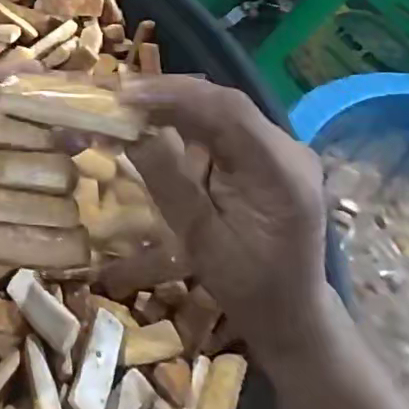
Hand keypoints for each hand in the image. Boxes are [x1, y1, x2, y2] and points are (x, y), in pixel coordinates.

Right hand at [124, 76, 327, 346]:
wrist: (292, 314)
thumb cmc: (247, 287)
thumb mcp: (200, 240)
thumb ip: (168, 181)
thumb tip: (131, 132)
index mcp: (281, 172)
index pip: (228, 111)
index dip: (174, 94)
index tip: (125, 94)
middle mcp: (289, 149)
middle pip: (225, 104)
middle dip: (168, 96)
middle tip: (117, 97)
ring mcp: (282, 149)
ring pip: (222, 111)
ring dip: (174, 106)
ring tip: (128, 108)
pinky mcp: (268, 155)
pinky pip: (224, 127)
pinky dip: (187, 122)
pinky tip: (157, 124)